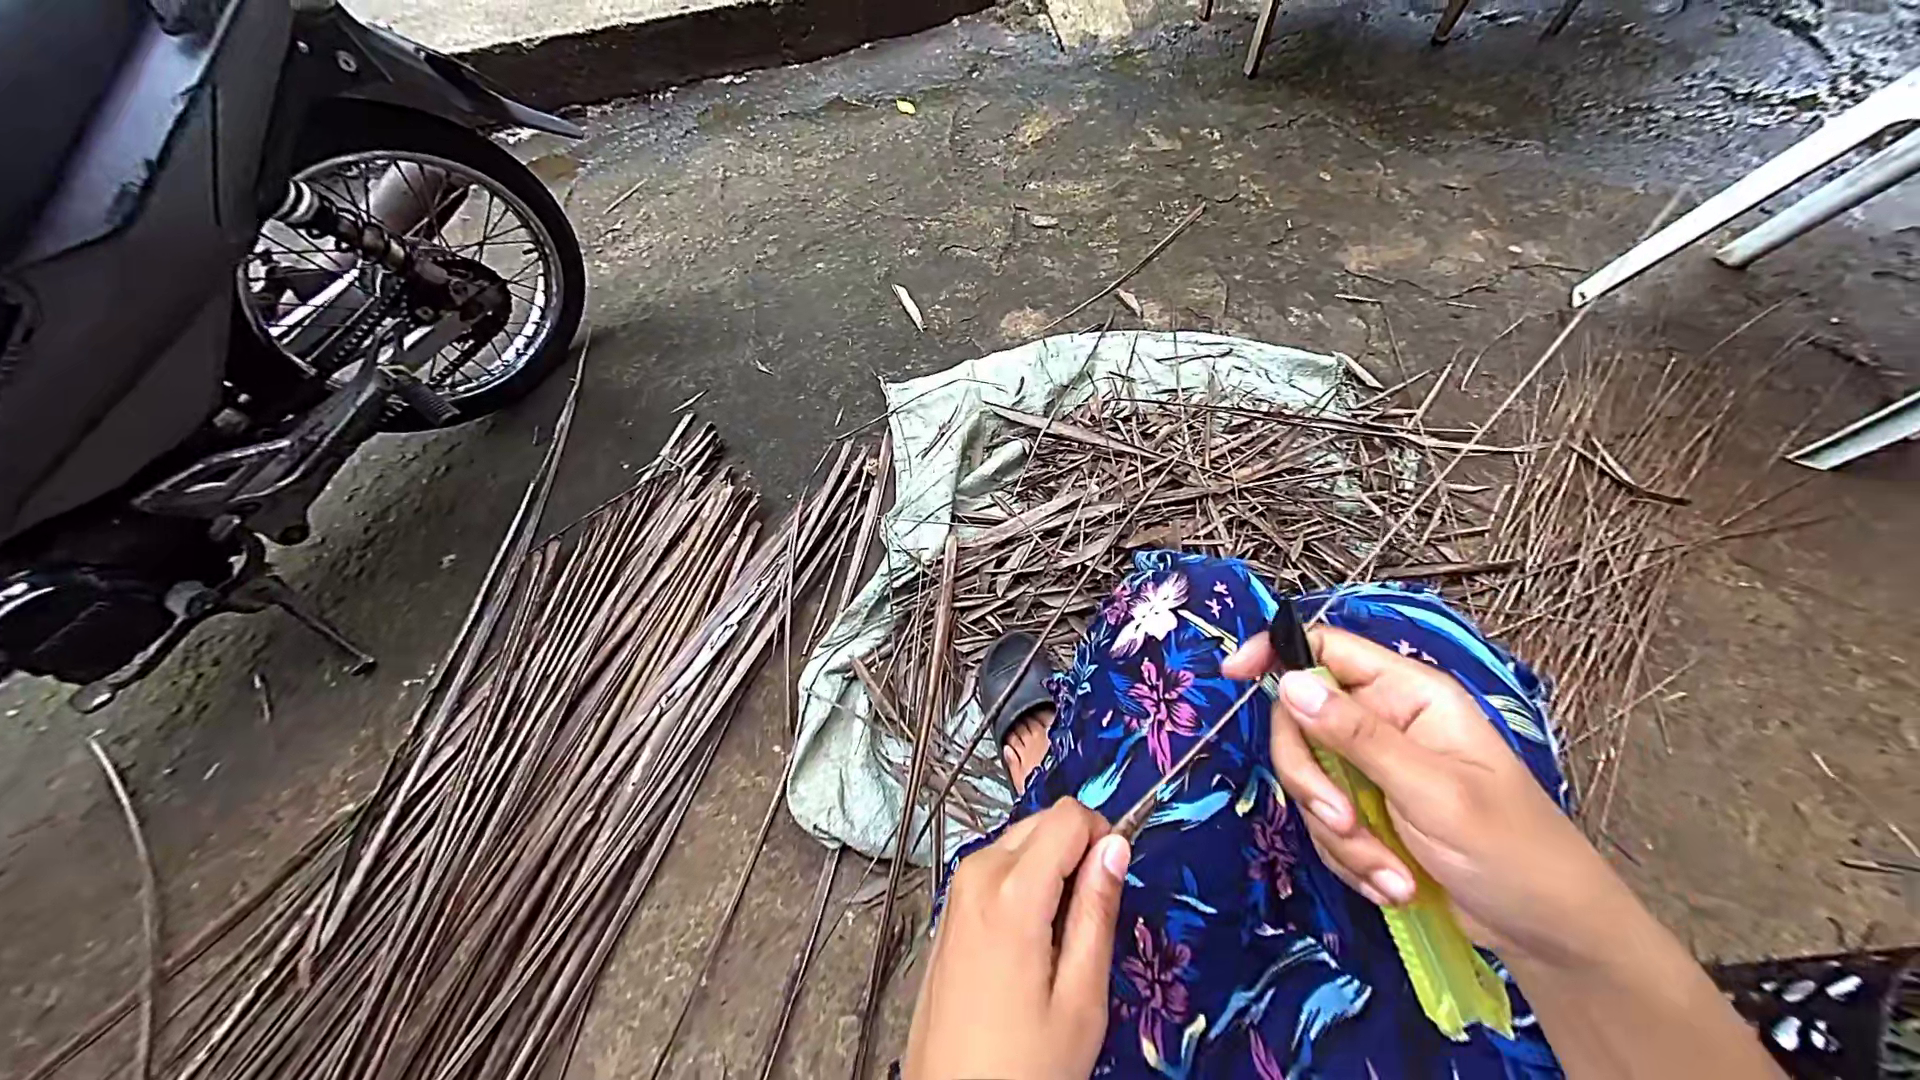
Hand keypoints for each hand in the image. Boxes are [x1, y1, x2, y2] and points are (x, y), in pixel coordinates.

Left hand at [903, 799, 1129, 1079]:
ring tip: (1062, 936)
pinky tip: (1032, 936)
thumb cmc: (1022, 1066)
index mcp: (1012, 891)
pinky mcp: (952, 902)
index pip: (1068, 817)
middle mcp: (978, 872)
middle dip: (1077, 850)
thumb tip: (1115, 846)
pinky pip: (999, 863)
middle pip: (1044, 821)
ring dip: (1052, 866)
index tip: (1114, 876)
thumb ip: (1098, 910)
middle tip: (1091, 915)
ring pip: (1023, 839)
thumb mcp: (1080, 999)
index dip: (1101, 835)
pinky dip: (1026, 879)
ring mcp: (958, 885)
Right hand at [1224, 626, 1626, 967]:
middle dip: (1314, 781)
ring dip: (1338, 832)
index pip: (1324, 648)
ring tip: (1391, 872)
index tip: (1232, 674)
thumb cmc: (1515, 853)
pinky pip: (1320, 816)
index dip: (1275, 652)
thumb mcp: (1434, 792)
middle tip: (1343, 821)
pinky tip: (1392, 880)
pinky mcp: (1363, 808)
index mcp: (1408, 695)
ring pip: (1307, 777)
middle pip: (1300, 721)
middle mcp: (1381, 721)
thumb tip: (1287, 682)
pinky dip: (1346, 854)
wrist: (1553, 942)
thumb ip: (1356, 735)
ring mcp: (1369, 767)